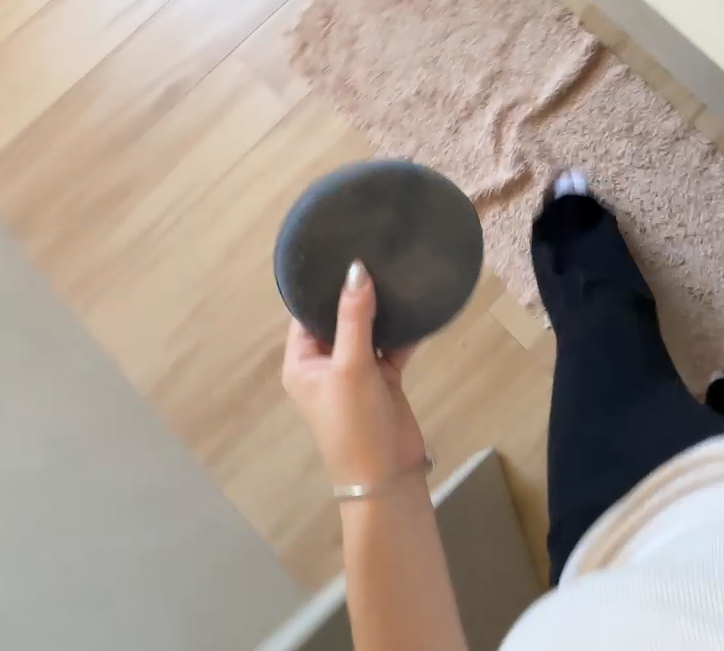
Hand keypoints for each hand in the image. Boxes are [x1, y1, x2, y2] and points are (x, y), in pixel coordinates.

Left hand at [282, 260, 426, 487]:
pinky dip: (405, 330)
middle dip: (359, 293)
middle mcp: (326, 363)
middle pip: (341, 318)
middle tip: (379, 254)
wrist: (386, 474)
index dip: (324, 286)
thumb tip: (356, 269)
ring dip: (384, 310)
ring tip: (400, 271)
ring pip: (370, 329)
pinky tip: (420, 305)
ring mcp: (356, 370)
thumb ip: (354, 317)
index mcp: (303, 362)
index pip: (308, 314)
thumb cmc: (354, 422)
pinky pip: (393, 344)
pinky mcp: (384, 377)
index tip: (345, 250)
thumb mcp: (351, 367)